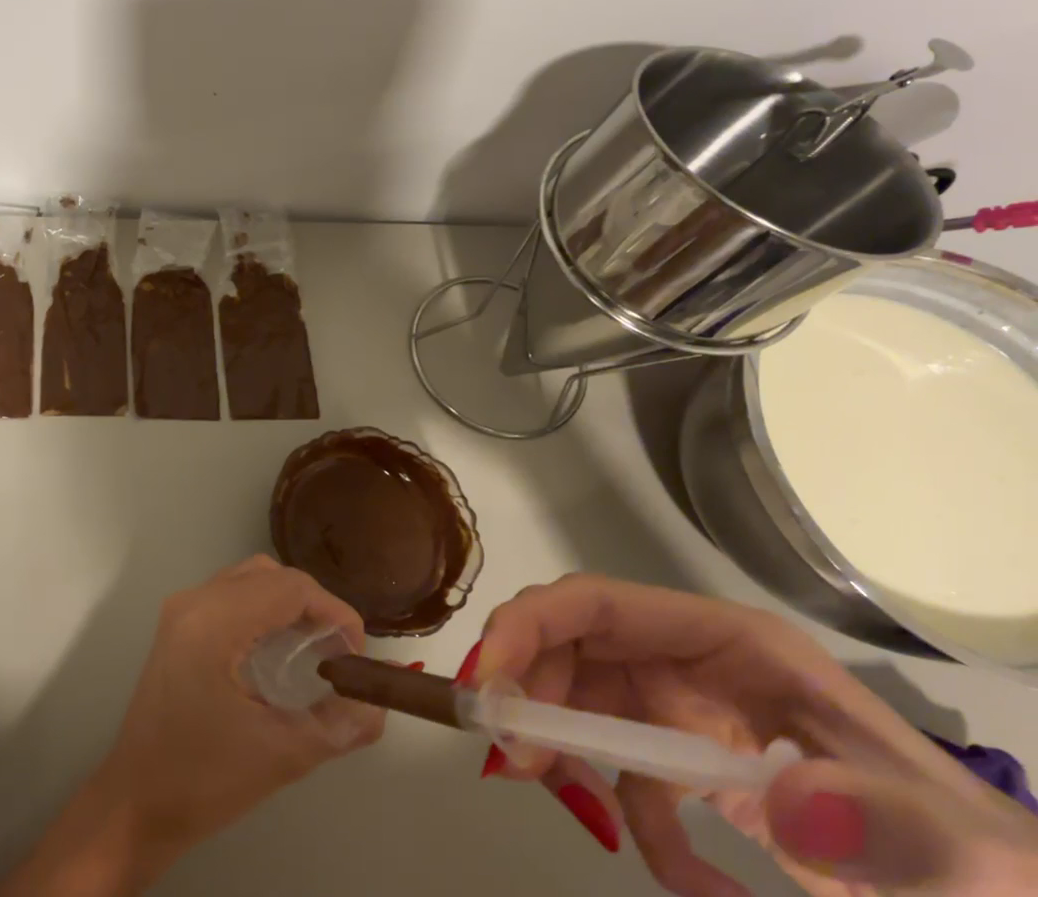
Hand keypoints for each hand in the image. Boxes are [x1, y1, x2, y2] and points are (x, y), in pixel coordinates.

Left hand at [103, 555, 385, 847]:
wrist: (138, 800)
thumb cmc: (205, 778)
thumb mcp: (285, 754)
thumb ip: (343, 723)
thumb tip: (384, 696)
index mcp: (212, 624)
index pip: (290, 587)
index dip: (334, 612)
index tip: (355, 655)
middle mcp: (192, 604)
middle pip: (269, 576)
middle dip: (313, 607)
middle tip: (338, 654)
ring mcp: (179, 613)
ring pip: (248, 580)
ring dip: (287, 606)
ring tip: (314, 653)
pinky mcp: (176, 628)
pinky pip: (229, 597)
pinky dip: (262, 611)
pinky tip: (279, 655)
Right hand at [472, 573, 1037, 896]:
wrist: (981, 890)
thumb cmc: (974, 862)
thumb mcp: (953, 851)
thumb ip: (879, 823)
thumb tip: (778, 793)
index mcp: (734, 644)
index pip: (597, 604)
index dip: (527, 628)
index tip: (491, 688)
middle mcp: (693, 662)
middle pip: (567, 648)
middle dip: (531, 697)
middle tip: (517, 762)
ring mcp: (684, 710)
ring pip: (578, 706)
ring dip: (570, 762)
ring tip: (610, 828)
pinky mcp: (684, 761)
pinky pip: (619, 774)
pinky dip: (629, 820)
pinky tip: (688, 876)